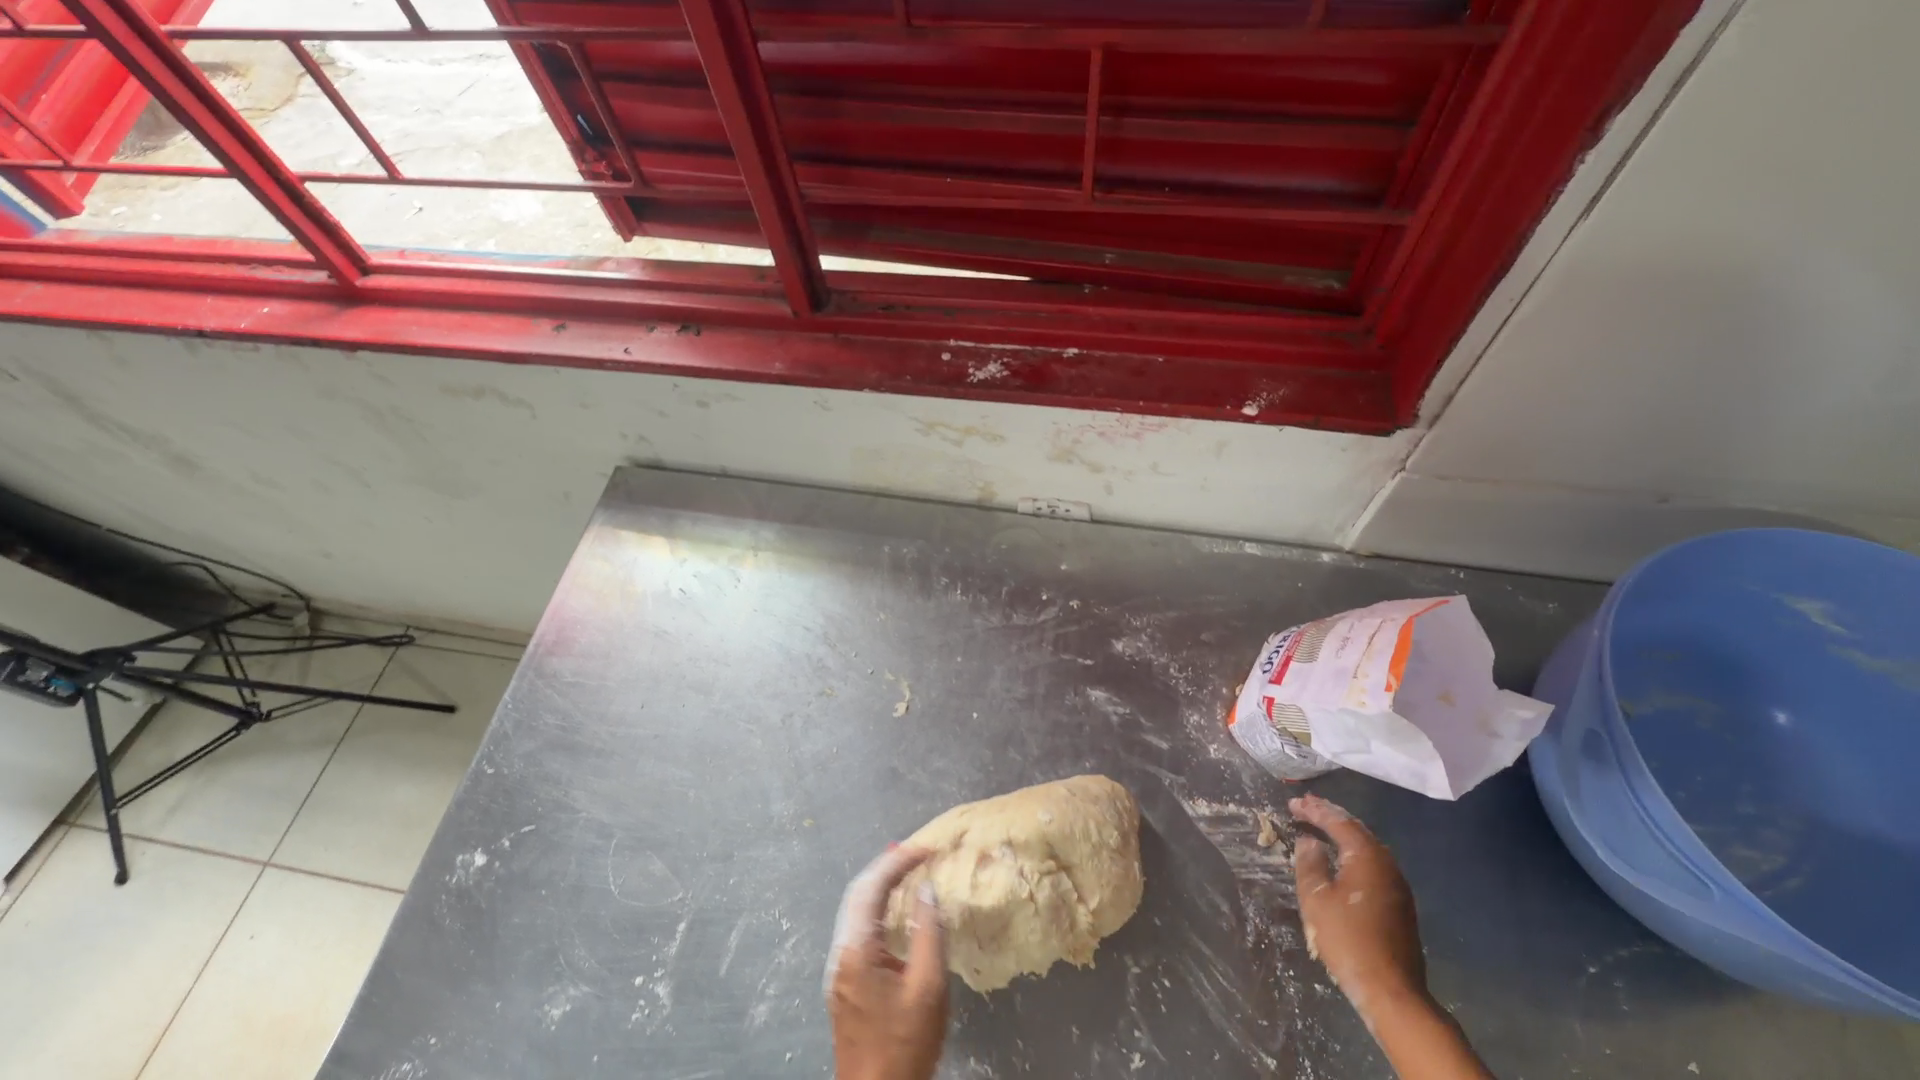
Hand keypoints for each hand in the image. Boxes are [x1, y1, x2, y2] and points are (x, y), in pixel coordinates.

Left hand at [826, 846, 948, 1079]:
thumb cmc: (906, 1041)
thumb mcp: (928, 985)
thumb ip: (928, 932)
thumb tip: (926, 889)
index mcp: (857, 949)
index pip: (872, 888)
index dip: (898, 862)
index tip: (926, 848)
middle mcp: (841, 953)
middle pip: (857, 895)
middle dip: (886, 867)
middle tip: (916, 852)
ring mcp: (839, 969)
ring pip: (855, 912)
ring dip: (880, 887)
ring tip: (907, 870)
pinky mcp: (845, 983)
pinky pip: (859, 931)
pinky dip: (878, 910)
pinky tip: (896, 912)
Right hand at [1291, 795, 1492, 1079]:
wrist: (1390, 988)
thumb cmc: (1347, 939)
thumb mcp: (1316, 899)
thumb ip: (1310, 864)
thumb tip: (1310, 842)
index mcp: (1368, 857)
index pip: (1339, 822)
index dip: (1315, 810)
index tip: (1293, 802)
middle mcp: (1387, 864)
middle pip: (1357, 831)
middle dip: (1330, 817)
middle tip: (1306, 808)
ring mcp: (1397, 885)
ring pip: (1367, 849)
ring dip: (1343, 836)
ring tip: (1320, 830)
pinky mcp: (1399, 904)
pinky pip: (1373, 866)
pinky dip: (1353, 855)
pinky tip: (1341, 862)